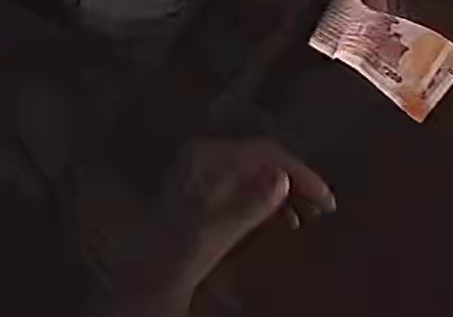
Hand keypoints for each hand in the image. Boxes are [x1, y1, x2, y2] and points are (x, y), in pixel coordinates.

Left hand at [105, 139, 334, 314]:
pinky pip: (244, 197)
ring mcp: (202, 183)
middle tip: (325, 208)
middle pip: (261, 161)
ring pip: (255, 177)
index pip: (261, 150)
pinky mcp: (203, 207)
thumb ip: (240, 211)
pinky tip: (282, 225)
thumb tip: (282, 177)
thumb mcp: (202, 243)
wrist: (126, 302)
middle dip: (294, 180)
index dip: (297, 171)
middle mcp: (202, 163)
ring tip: (310, 216)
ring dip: (284, 195)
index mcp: (201, 160)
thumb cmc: (157, 271)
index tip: (326, 199)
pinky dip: (266, 209)